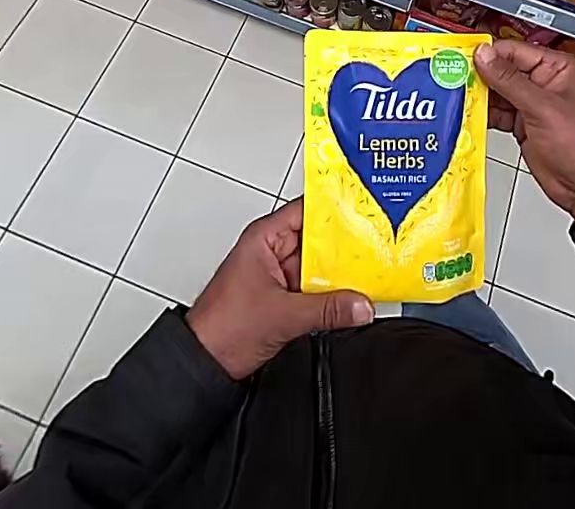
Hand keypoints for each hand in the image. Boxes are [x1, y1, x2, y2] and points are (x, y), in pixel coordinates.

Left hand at [185, 199, 373, 379]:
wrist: (201, 365)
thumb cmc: (221, 328)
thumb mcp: (282, 315)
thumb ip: (327, 309)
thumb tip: (361, 305)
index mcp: (265, 237)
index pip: (306, 210)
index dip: (334, 208)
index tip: (361, 210)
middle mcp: (272, 249)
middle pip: (317, 237)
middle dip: (343, 244)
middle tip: (373, 244)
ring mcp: (277, 272)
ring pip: (317, 263)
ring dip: (338, 271)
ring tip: (367, 271)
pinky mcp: (281, 294)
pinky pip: (313, 285)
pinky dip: (330, 290)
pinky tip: (349, 296)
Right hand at [474, 39, 574, 227]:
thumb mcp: (543, 109)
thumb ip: (510, 81)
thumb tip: (485, 56)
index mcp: (558, 69)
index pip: (514, 51)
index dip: (488, 54)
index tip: (462, 57)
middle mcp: (544, 84)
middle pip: (502, 71)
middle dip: (479, 76)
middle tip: (452, 77)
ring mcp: (533, 106)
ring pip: (497, 93)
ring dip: (478, 97)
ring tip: (456, 96)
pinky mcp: (524, 126)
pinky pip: (498, 114)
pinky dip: (484, 115)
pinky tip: (469, 115)